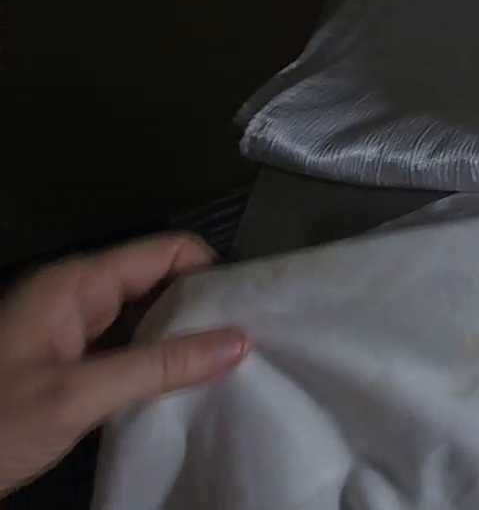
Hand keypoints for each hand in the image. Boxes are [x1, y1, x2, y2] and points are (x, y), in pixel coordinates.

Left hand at [0, 233, 248, 493]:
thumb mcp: (72, 397)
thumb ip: (162, 365)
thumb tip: (245, 340)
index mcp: (76, 284)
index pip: (174, 251)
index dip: (214, 274)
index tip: (247, 310)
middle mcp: (73, 298)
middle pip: (165, 282)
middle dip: (204, 310)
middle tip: (246, 340)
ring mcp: (63, 334)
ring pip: (147, 318)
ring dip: (181, 340)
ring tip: (221, 363)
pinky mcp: (60, 366)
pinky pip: (126, 348)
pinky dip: (155, 362)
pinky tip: (177, 384)